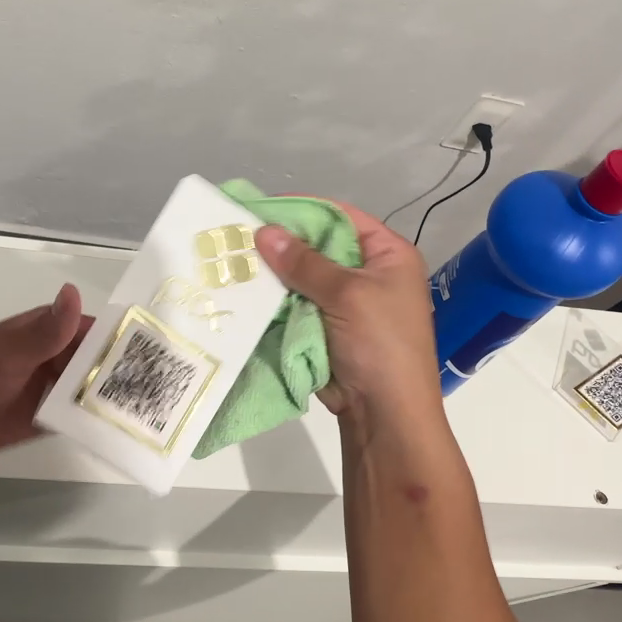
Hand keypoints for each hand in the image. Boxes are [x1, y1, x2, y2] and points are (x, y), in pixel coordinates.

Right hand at [254, 203, 438, 418]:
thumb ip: (304, 262)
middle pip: (319, 247)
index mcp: (388, 255)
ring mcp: (347, 304)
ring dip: (274, 275)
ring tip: (233, 262)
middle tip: (238, 237)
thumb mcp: (346, 295)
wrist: (385, 412)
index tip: (260, 209)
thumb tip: (263, 230)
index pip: (341, 217)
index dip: (302, 210)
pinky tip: (245, 293)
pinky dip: (274, 302)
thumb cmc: (379, 344)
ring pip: (303, 279)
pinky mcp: (326, 329)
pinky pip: (296, 306)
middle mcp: (368, 273)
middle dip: (282, 245)